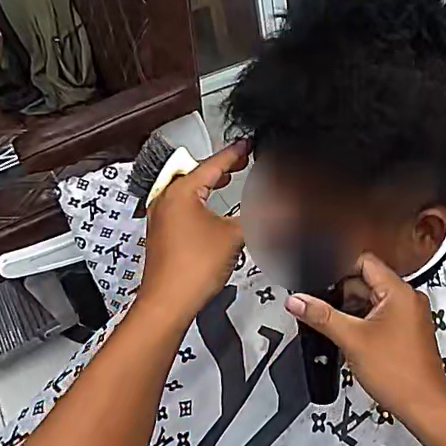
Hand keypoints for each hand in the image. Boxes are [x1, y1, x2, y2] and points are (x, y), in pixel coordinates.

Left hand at [136, 138, 250, 319]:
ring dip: (210, 184)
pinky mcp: (162, 234)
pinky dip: (200, 201)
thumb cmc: (190, 268)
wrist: (168, 301)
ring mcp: (161, 218)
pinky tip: (212, 211)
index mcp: (180, 192)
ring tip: (227, 180)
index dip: (235, 153)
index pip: (213, 163)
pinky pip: (183, 208)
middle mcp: (165, 200)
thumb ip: (262, 217)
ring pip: (188, 191)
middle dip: (222, 167)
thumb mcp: (236, 236)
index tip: (247, 144)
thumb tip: (284, 208)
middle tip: (241, 160)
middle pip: (197, 174)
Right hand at [284, 253, 445, 424]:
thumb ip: (321, 316)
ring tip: (342, 332)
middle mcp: (408, 299)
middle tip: (326, 313)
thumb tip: (298, 300)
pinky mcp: (407, 331)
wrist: (423, 404)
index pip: (365, 262)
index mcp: (399, 292)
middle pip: (366, 281)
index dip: (339, 269)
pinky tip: (355, 341)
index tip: (321, 283)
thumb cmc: (400, 373)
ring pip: (372, 301)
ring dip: (352, 312)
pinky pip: (380, 317)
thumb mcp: (351, 340)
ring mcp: (409, 315)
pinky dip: (364, 324)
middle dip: (343, 296)